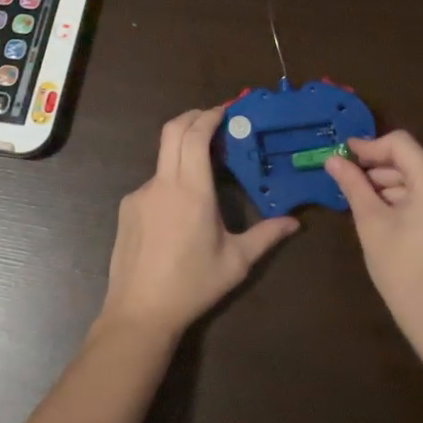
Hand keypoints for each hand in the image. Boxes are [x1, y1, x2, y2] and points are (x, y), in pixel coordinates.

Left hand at [96, 107, 299, 340]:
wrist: (139, 312)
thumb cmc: (193, 285)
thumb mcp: (236, 262)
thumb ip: (266, 236)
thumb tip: (295, 222)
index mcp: (192, 190)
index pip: (196, 135)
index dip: (210, 116)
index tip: (225, 111)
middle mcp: (163, 183)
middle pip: (173, 131)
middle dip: (193, 117)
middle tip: (214, 120)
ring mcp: (141, 194)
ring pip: (163, 158)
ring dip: (182, 150)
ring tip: (203, 168)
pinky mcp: (127, 208)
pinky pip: (152, 184)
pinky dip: (170, 180)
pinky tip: (180, 209)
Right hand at [325, 131, 422, 348]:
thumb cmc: (403, 272)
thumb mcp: (372, 224)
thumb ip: (353, 185)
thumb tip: (333, 160)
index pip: (401, 144)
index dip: (370, 146)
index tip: (343, 155)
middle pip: (410, 160)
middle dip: (376, 167)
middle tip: (345, 179)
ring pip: (417, 177)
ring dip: (388, 182)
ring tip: (358, 198)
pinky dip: (403, 196)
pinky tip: (380, 211)